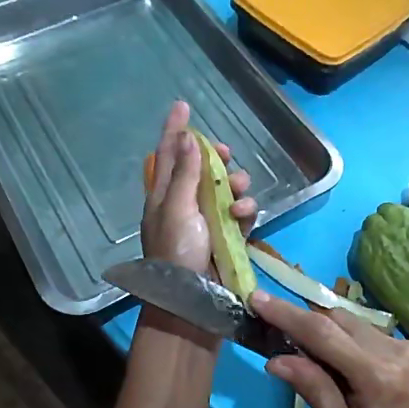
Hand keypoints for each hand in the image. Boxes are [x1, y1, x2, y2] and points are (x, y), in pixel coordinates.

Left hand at [140, 100, 253, 274]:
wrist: (192, 303)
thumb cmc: (177, 253)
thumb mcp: (177, 210)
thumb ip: (185, 174)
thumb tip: (189, 137)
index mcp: (163, 196)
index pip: (168, 155)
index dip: (174, 130)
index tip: (182, 104)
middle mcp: (183, 205)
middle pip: (201, 169)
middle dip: (215, 158)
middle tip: (225, 154)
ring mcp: (206, 221)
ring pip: (224, 189)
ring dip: (234, 185)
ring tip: (238, 193)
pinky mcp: (227, 237)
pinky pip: (240, 214)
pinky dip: (244, 210)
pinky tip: (244, 215)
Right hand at [250, 292, 408, 407]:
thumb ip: (315, 391)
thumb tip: (276, 360)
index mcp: (380, 378)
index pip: (323, 334)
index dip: (287, 314)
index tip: (258, 298)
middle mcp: (399, 353)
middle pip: (338, 320)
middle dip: (304, 321)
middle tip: (274, 329)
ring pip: (355, 323)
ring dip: (327, 332)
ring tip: (307, 354)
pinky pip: (372, 334)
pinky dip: (349, 341)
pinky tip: (343, 365)